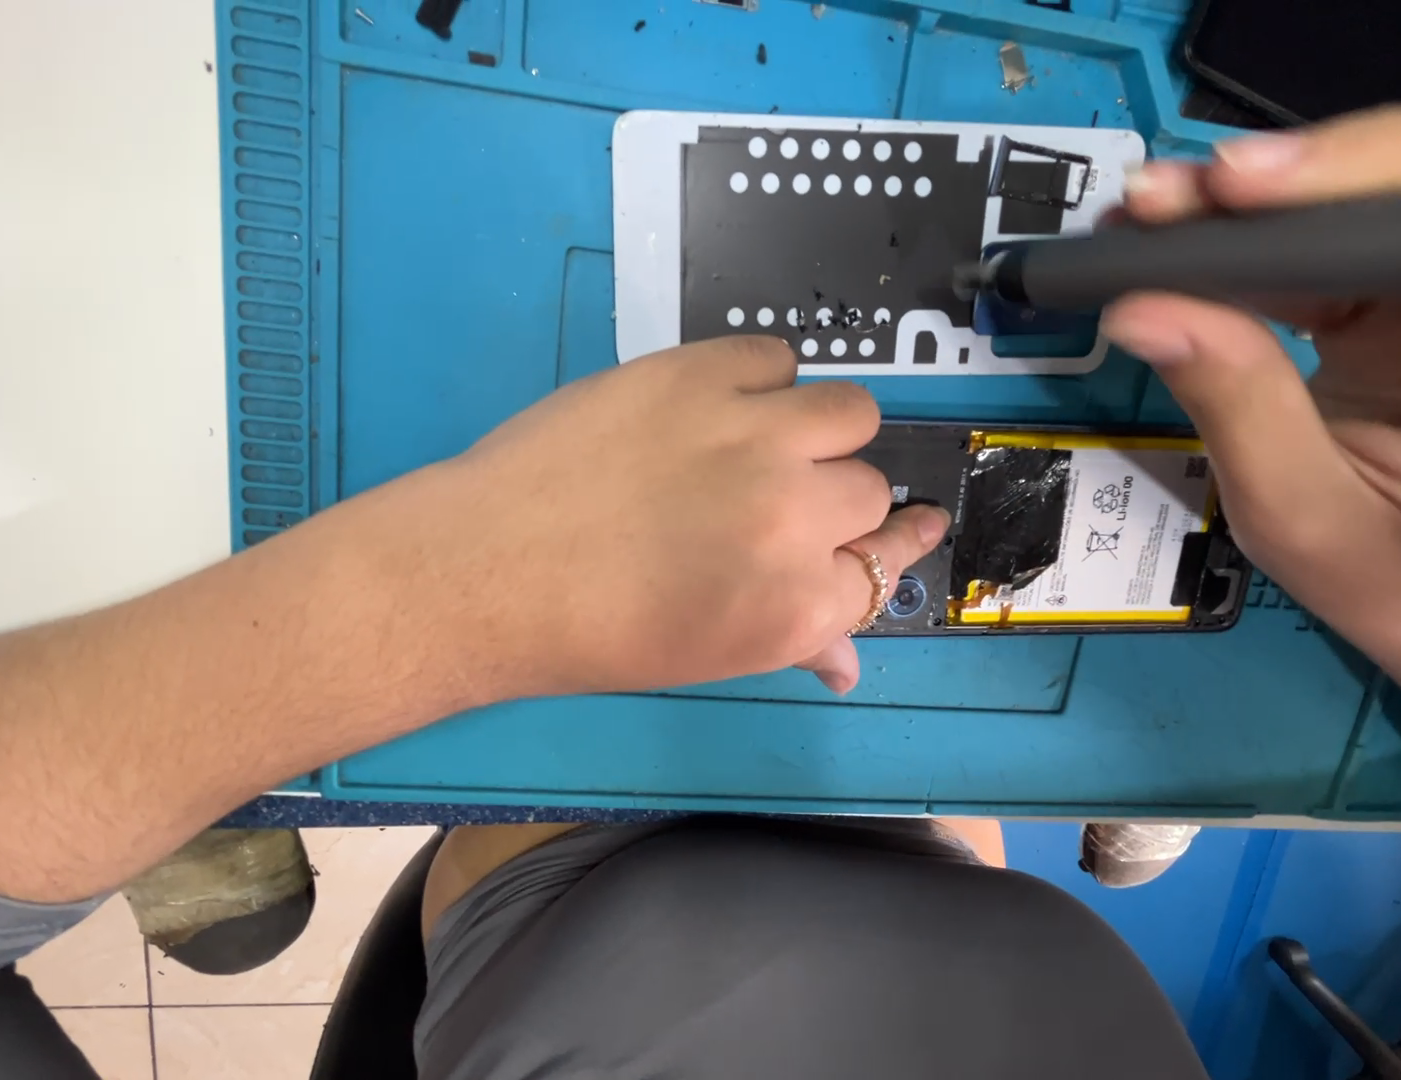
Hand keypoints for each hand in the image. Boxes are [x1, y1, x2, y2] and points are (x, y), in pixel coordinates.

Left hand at [418, 336, 946, 695]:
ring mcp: (752, 436)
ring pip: (849, 412)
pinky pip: (778, 356)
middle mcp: (793, 519)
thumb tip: (849, 663)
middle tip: (772, 499)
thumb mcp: (704, 656)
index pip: (885, 565)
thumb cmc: (592, 631)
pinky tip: (716, 405)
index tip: (912, 523)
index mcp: (796, 607)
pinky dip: (760, 379)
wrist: (488, 568)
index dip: (895, 544)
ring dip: (817, 428)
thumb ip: (791, 645)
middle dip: (830, 497)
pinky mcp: (701, 372)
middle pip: (869, 487)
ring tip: (760, 439)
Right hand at [1102, 102, 1400, 658]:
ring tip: (1158, 210)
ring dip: (1272, 193)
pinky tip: (1181, 231)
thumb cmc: (1394, 578)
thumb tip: (1142, 309)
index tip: (1262, 191)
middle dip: (1322, 173)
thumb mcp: (1305, 516)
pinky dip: (1259, 227)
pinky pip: (1350, 219)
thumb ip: (1239, 408)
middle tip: (1189, 192)